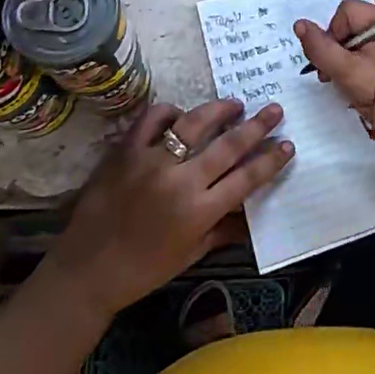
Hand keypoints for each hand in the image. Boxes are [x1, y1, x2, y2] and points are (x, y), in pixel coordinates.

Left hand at [48, 99, 293, 314]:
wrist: (87, 270)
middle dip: (257, 125)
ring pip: (194, 123)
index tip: (288, 144)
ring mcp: (151, 161)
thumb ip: (223, 231)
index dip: (271, 160)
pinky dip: (169, 111)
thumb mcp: (190, 255)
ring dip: (220, 109)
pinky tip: (180, 113)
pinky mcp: (126, 150)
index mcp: (199, 211)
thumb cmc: (143, 269)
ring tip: (235, 103)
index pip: (246, 178)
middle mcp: (180, 181)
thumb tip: (252, 217)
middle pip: (228, 145)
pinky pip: (152, 118)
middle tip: (274, 109)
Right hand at [295, 0, 374, 141]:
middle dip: (336, 50)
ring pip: (358, 42)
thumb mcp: (346, 71)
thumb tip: (299, 24)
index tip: (332, 61)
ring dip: (345, 61)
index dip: (333, 34)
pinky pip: (370, 53)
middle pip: (352, 26)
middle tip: (331, 76)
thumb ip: (319, 47)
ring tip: (345, 84)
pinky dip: (359, 67)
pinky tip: (359, 86)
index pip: (346, 12)